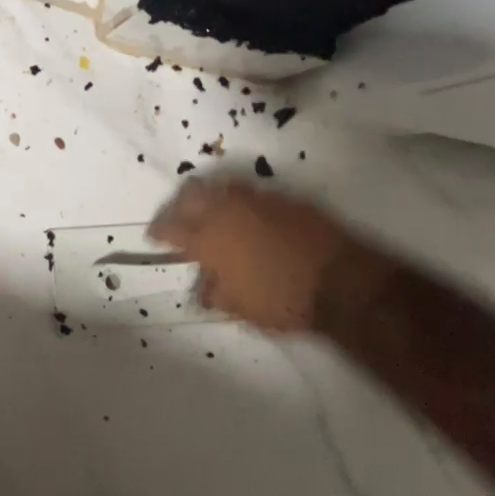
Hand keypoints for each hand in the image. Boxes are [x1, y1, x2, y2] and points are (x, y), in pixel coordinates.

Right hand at [147, 176, 356, 334]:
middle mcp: (225, 211)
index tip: (154, 235)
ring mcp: (255, 200)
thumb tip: (204, 288)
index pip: (171, 227)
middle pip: (190, 194)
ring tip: (215, 212)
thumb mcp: (243, 308)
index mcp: (207, 239)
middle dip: (180, 204)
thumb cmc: (284, 301)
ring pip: (222, 187)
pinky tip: (252, 215)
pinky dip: (245, 202)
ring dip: (213, 198)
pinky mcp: (283, 198)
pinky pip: (254, 193)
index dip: (159, 231)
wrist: (341, 280)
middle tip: (180, 218)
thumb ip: (216, 294)